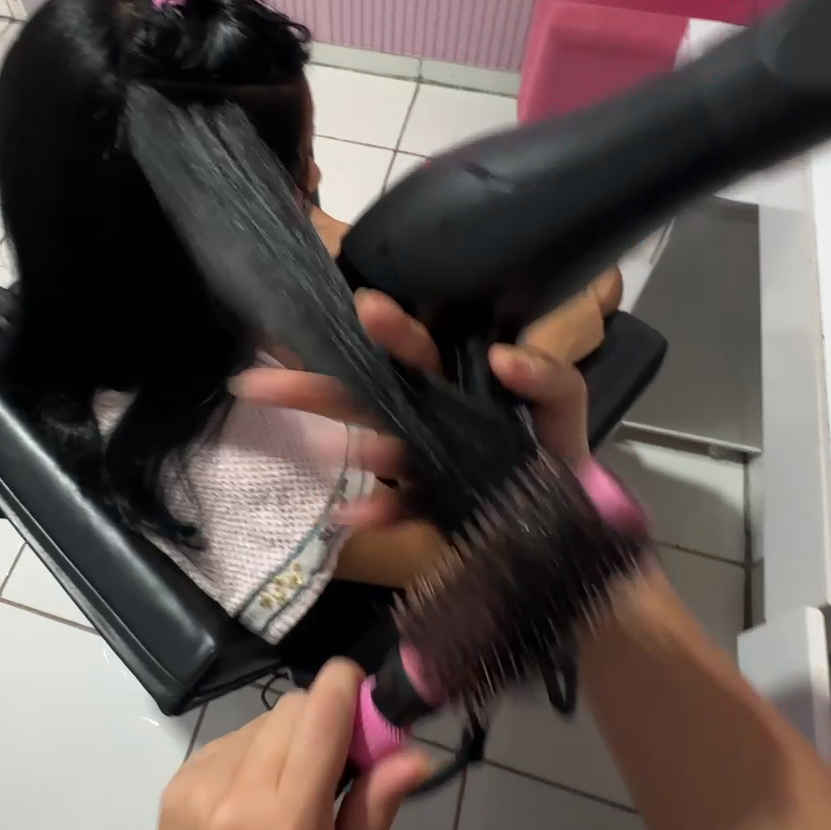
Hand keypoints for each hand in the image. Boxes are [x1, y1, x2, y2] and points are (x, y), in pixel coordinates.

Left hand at [154, 659, 431, 829]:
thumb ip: (373, 810)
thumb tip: (417, 756)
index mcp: (286, 823)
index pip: (322, 709)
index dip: (348, 687)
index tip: (365, 700)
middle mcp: (239, 792)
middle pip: (296, 705)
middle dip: (323, 720)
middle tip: (336, 760)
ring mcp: (201, 783)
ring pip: (264, 718)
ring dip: (286, 738)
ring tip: (288, 787)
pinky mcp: (179, 779)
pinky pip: (232, 738)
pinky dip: (252, 754)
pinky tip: (253, 796)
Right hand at [232, 291, 592, 525]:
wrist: (569, 522)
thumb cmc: (556, 449)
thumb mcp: (562, 405)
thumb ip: (548, 377)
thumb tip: (504, 357)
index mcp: (454, 381)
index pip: (417, 349)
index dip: (390, 329)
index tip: (363, 307)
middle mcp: (427, 413)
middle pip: (368, 392)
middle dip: (316, 383)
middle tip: (260, 378)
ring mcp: (420, 460)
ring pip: (370, 443)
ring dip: (340, 441)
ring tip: (311, 442)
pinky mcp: (426, 504)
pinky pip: (397, 503)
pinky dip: (378, 507)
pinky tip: (353, 512)